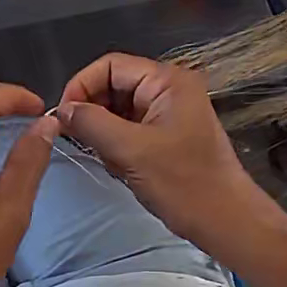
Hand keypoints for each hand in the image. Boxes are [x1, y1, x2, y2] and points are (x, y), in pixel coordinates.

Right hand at [56, 53, 277, 254]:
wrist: (225, 220)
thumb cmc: (184, 183)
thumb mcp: (131, 151)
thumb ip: (91, 123)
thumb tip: (61, 110)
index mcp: (167, 81)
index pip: (111, 66)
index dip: (81, 86)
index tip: (62, 117)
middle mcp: (169, 91)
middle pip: (114, 87)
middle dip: (93, 112)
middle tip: (78, 141)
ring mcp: (170, 115)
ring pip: (120, 112)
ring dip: (105, 134)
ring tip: (109, 159)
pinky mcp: (168, 138)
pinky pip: (131, 132)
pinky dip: (118, 147)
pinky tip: (121, 168)